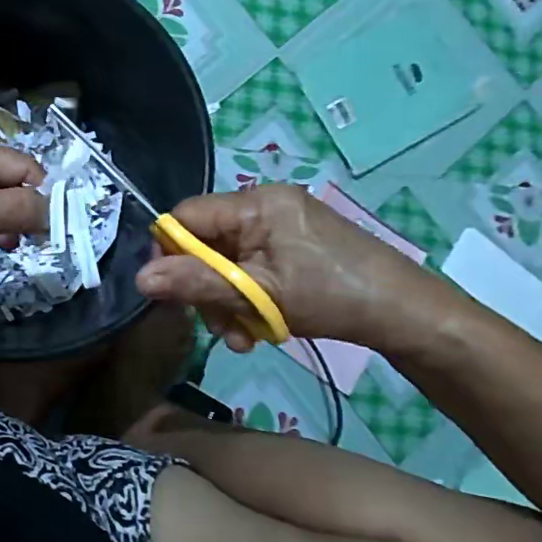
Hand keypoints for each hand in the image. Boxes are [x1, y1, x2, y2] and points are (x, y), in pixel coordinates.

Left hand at [0, 131, 47, 277]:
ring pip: (7, 199)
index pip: (25, 167)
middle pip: (17, 182)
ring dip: (12, 222)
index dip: (41, 196)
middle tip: (25, 238)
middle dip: (24, 211)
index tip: (50, 226)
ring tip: (6, 243)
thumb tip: (56, 213)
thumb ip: (17, 209)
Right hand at [135, 184, 416, 351]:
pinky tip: (261, 328)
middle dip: (206, 288)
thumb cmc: (331, 296)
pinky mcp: (293, 245)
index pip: (188, 215)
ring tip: (244, 337)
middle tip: (221, 328)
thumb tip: (141, 278)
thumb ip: (198, 283)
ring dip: (227, 301)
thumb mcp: (259, 294)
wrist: (401, 311)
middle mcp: (266, 205)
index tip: (173, 293)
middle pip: (207, 241)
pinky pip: (252, 266)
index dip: (170, 252)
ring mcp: (282, 225)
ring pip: (227, 260)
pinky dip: (249, 297)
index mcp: (257, 204)